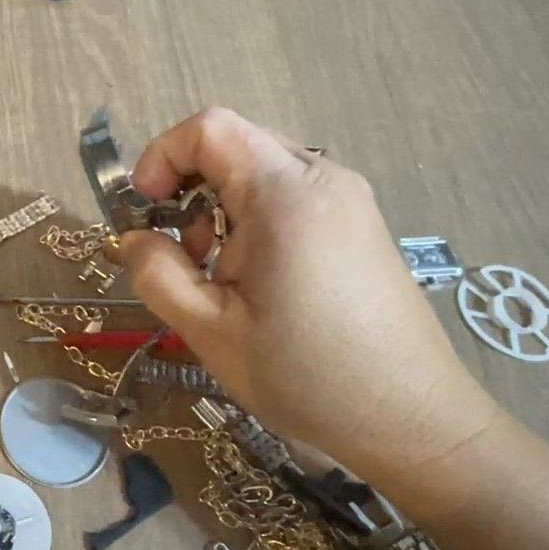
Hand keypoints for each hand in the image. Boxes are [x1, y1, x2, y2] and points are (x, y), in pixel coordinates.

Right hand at [118, 108, 501, 486]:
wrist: (413, 421)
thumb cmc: (306, 377)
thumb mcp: (208, 330)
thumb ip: (155, 272)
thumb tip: (135, 237)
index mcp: (286, 196)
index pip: (208, 128)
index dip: (161, 157)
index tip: (145, 212)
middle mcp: (323, 180)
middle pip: (233, 144)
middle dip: (187, 186)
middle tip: (181, 251)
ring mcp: (348, 199)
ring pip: (259, 168)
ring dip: (217, 205)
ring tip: (216, 270)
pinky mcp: (358, 222)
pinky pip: (288, 192)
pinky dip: (251, 217)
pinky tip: (255, 276)